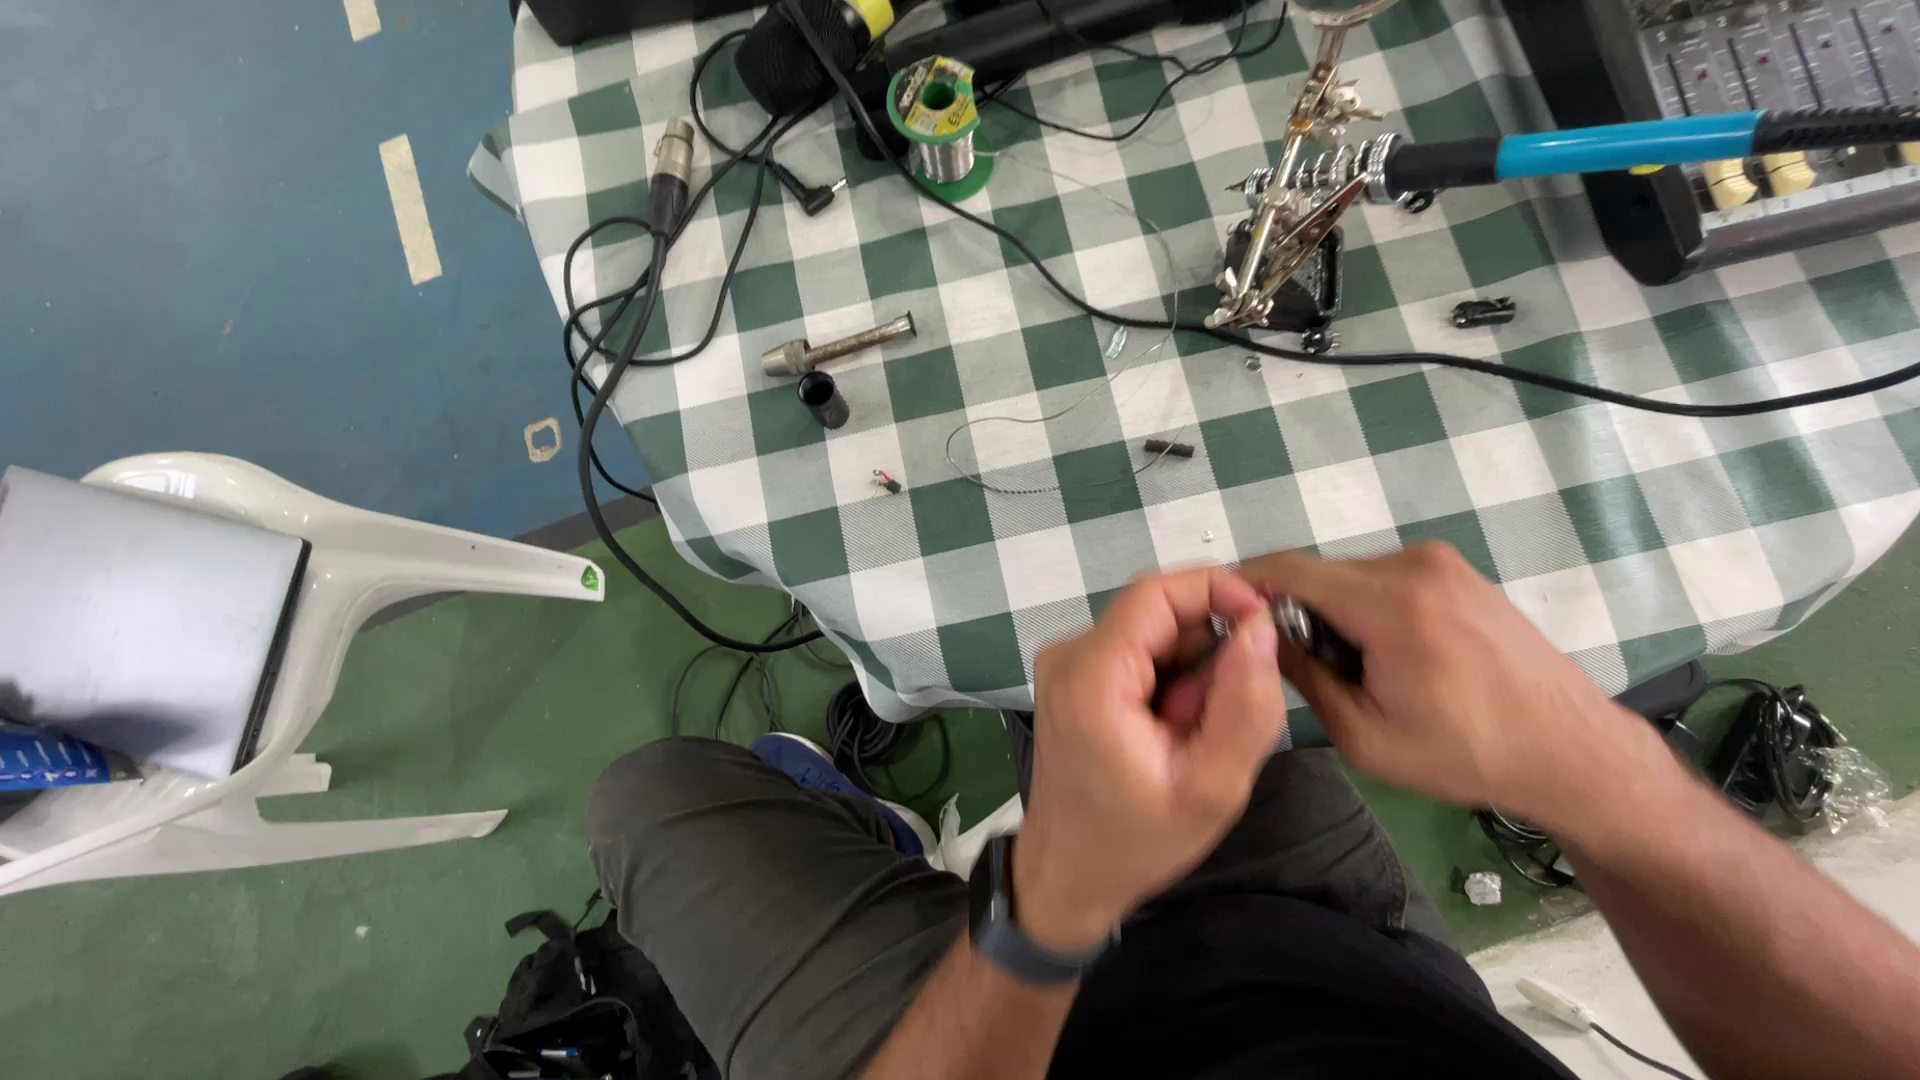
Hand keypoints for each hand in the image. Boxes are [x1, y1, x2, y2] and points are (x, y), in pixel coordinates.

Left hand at [1016, 568, 1287, 953]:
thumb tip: (1261, 626)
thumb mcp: (1212, 787)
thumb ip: (1246, 705)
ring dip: (1190, 672)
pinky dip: (1168, 681)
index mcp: (1091, 675)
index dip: (1216, 589)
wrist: (1068, 874)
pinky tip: (1170, 732)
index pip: (1155, 592)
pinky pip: (1137, 653)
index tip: (1265, 622)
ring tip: (1191, 735)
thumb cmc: (1136, 842)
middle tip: (1223, 716)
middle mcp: (1068, 654)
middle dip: (1207, 650)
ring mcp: (1065, 663)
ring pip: (1152, 634)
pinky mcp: (1072, 676)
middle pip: (1156, 613)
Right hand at [1238, 543, 1674, 834]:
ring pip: (1347, 576)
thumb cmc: (1466, 754)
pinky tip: (1388, 653)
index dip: (1244, 587)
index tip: (1219, 618)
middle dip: (1293, 612)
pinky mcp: (1454, 570)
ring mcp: (1439, 561)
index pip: (1288, 569)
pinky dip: (1364, 608)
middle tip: (1298, 666)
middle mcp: (1414, 564)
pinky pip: (1380, 578)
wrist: (1573, 752)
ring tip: (1354, 667)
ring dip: (1330, 612)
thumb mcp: (1364, 735)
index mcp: (1392, 603)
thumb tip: (1256, 637)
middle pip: (1317, 574)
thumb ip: (1302, 676)